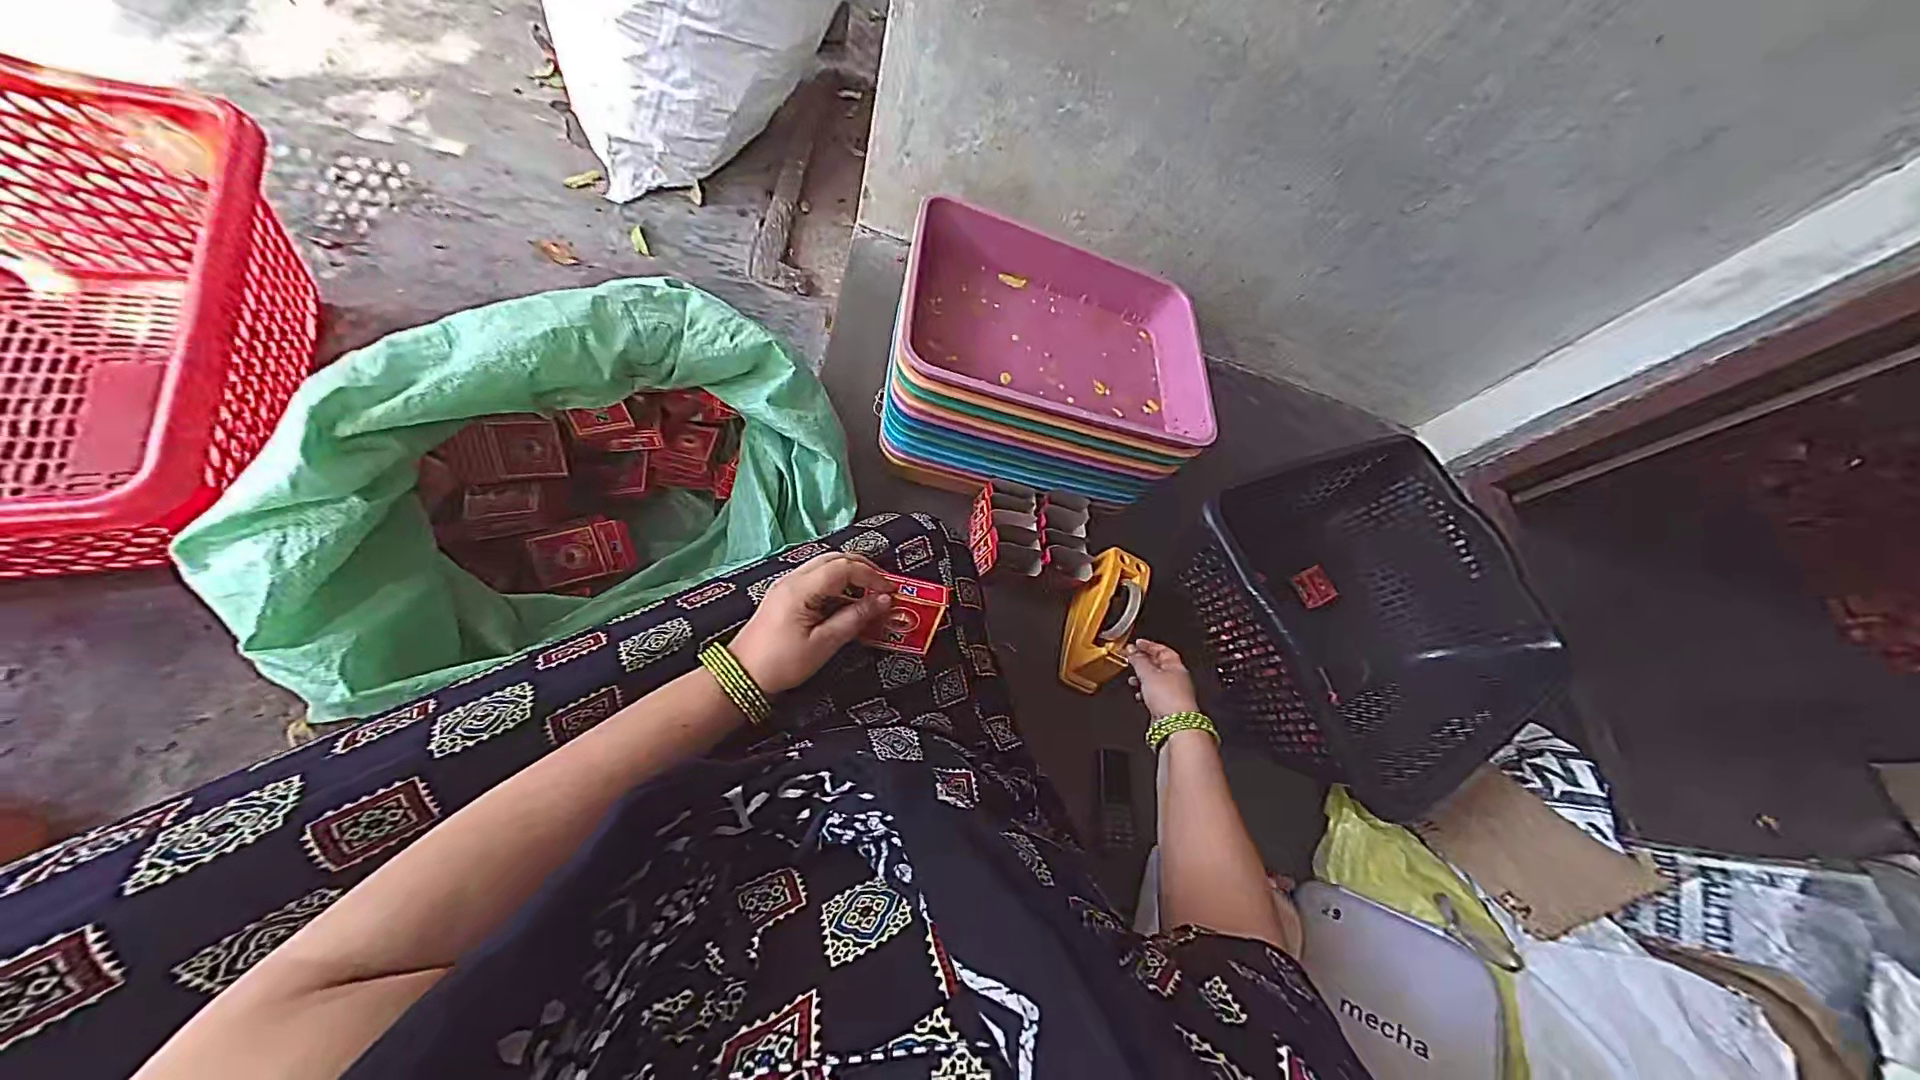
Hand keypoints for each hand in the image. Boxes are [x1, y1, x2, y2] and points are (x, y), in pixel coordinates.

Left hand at [729, 552, 895, 693]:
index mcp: (801, 588)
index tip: (890, 590)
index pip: (844, 567)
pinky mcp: (786, 595)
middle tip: (884, 586)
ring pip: (826, 565)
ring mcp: (787, 585)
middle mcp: (793, 579)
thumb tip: (882, 601)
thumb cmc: (781, 663)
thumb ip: (855, 618)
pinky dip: (838, 583)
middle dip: (864, 568)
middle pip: (835, 558)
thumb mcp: (824, 644)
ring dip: (851, 573)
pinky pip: (817, 578)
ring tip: (870, 592)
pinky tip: (849, 600)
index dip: (871, 575)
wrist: (742, 675)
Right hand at [1126, 638, 1199, 720]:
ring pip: (1155, 680)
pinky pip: (1154, 694)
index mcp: (1176, 667)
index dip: (1149, 645)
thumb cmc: (1170, 699)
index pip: (1162, 650)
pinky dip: (1144, 691)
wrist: (1175, 724)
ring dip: (1142, 678)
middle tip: (1131, 658)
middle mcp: (1176, 679)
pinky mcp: (1166, 706)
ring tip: (1133, 678)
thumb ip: (1138, 661)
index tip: (1137, 643)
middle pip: (1158, 665)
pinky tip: (1139, 694)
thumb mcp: (1148, 673)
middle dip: (1143, 661)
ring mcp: (1172, 693)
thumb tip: (1132, 651)